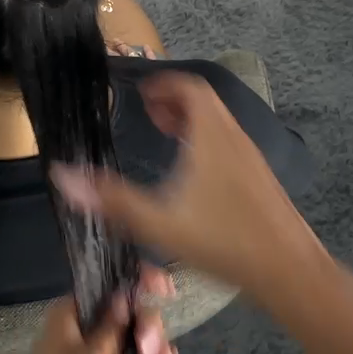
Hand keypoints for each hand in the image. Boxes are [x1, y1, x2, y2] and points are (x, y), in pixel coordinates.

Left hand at [0, 271, 177, 353]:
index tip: (166, 288)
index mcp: (69, 314)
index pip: (108, 286)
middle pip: (124, 314)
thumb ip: (113, 326)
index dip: (137, 284)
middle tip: (153, 353)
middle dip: (147, 329)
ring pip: (129, 341)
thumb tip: (125, 293)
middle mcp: (77, 330)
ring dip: (152, 351)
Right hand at [51, 72, 332, 309]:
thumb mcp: (158, 222)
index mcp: (212, 134)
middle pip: (205, 102)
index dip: (164, 83)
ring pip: (219, 123)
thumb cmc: (223, 241)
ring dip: (191, 121)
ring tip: (164, 134)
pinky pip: (228, 142)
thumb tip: (62, 175)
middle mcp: (235, 137)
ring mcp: (251, 158)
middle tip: (146, 111)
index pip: (191, 87)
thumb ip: (110, 200)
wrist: (290, 271)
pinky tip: (192, 173)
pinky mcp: (260, 180)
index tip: (140, 91)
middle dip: (173, 101)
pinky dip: (206, 140)